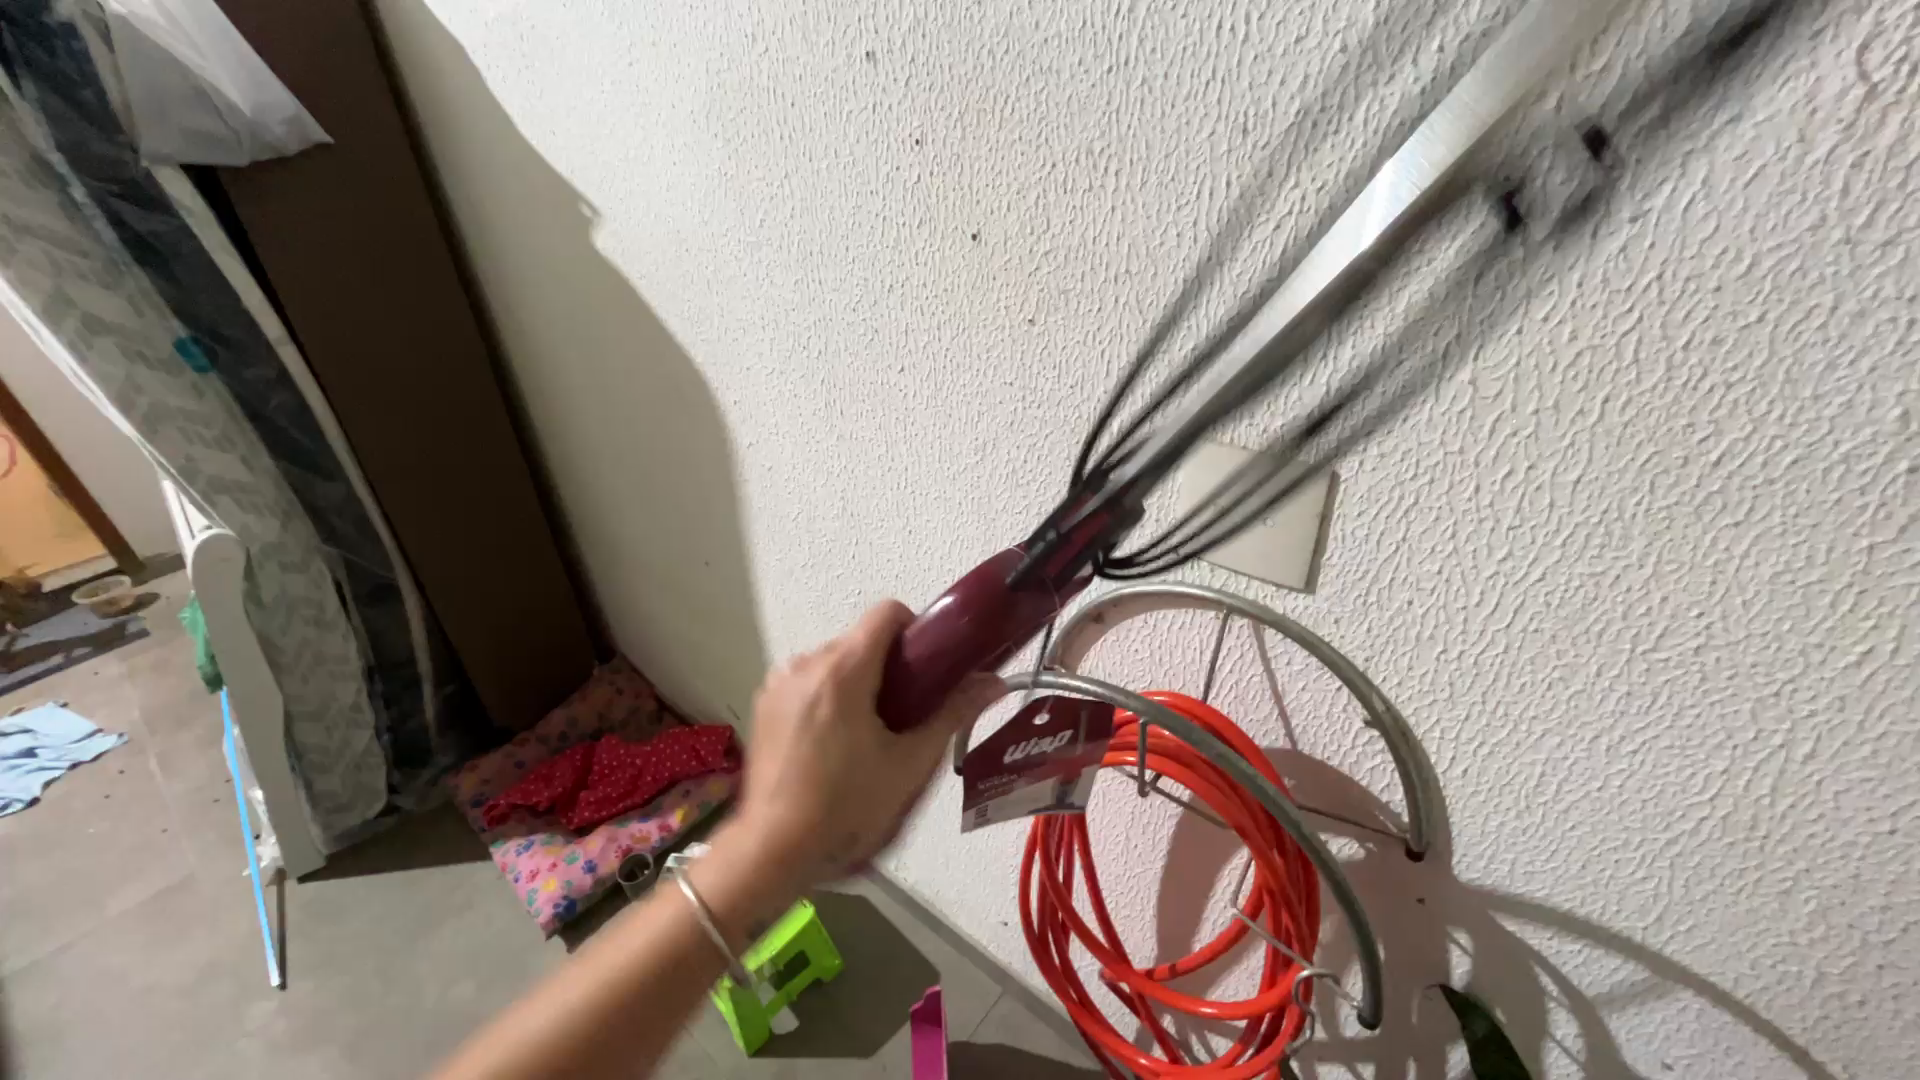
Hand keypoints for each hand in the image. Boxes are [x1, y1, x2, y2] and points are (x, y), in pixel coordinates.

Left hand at [720, 601, 1002, 894]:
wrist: (772, 850)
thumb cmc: (847, 808)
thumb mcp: (909, 764)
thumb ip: (953, 714)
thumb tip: (994, 682)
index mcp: (843, 669)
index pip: (887, 612)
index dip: (915, 631)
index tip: (927, 669)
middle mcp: (805, 663)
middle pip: (860, 640)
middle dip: (888, 667)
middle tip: (905, 715)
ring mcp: (778, 683)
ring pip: (833, 661)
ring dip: (857, 683)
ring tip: (868, 735)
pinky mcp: (763, 704)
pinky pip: (808, 681)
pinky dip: (827, 697)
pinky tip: (833, 743)